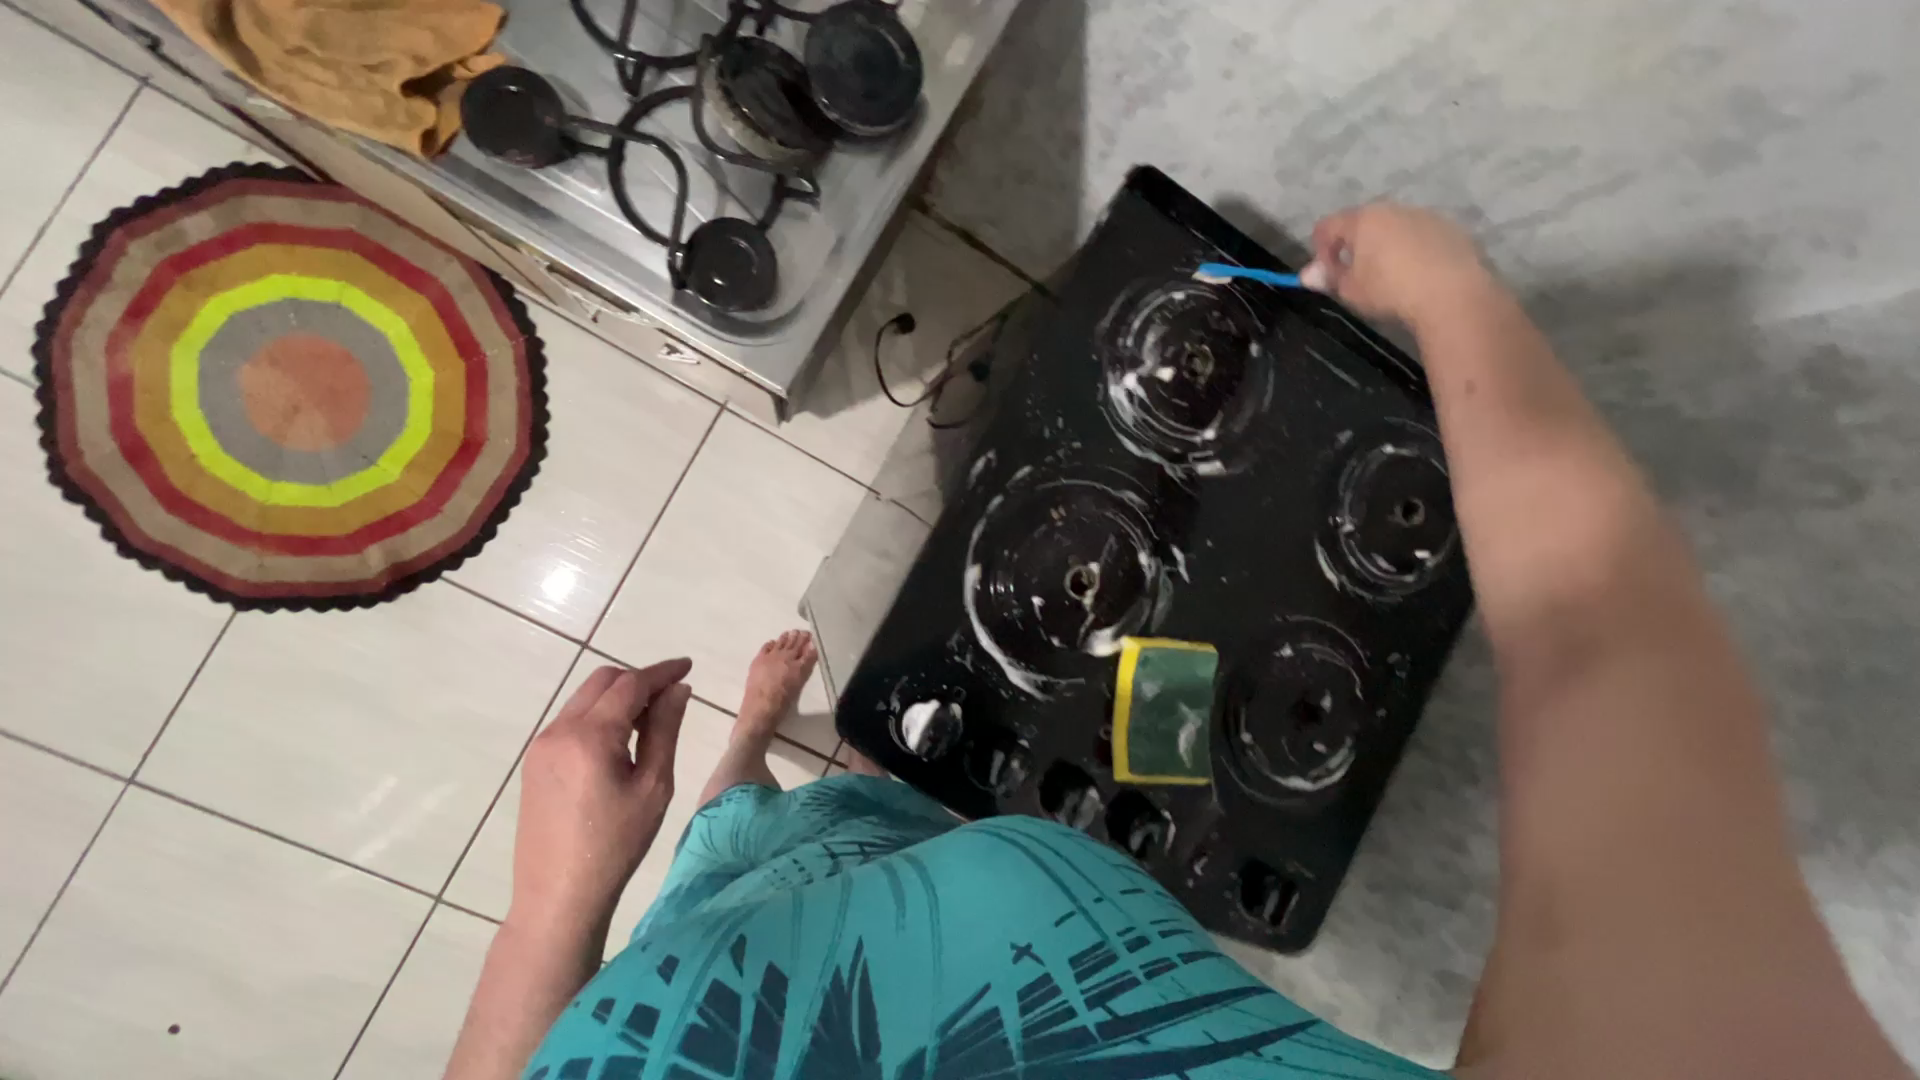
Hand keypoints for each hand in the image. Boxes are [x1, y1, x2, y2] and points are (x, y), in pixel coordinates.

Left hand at [507, 659, 693, 935]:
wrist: (558, 896)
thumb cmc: (616, 844)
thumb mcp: (653, 786)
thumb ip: (664, 730)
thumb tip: (677, 690)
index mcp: (589, 736)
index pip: (630, 683)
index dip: (662, 672)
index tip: (689, 667)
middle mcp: (559, 730)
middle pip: (603, 681)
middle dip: (639, 680)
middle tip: (672, 696)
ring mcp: (541, 746)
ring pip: (584, 698)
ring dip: (618, 697)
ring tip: (650, 720)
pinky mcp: (535, 763)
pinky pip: (571, 720)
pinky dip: (599, 715)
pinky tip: (619, 741)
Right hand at [1299, 203, 1499, 327]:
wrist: (1452, 293)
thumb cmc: (1390, 290)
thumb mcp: (1350, 290)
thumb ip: (1329, 278)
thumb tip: (1308, 274)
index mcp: (1363, 220)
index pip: (1327, 226)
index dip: (1319, 250)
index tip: (1326, 275)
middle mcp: (1393, 209)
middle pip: (1362, 223)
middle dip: (1354, 247)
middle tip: (1355, 277)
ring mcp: (1425, 216)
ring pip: (1393, 228)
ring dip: (1384, 248)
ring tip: (1389, 279)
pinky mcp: (1450, 229)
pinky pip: (1420, 237)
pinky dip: (1411, 252)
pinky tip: (1416, 277)